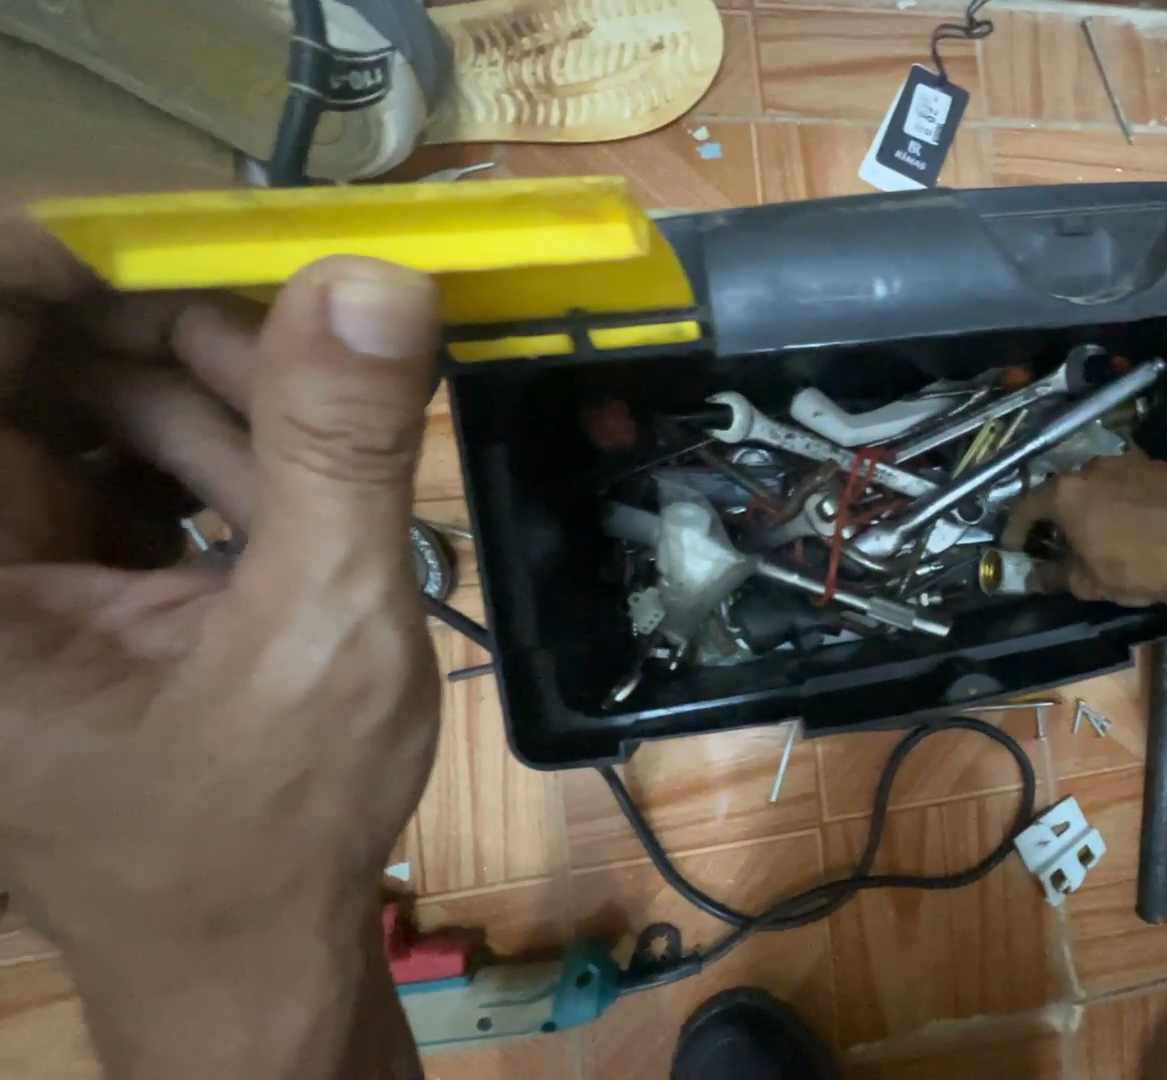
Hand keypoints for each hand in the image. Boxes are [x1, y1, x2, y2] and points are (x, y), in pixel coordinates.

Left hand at [0, 220, 440, 1072]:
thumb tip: (379, 284)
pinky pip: (119, 461)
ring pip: (80, 401)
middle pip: (18, 358)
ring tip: (328, 468)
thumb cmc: (278, 808)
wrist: (256, 931)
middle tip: (326, 376)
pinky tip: (296, 506)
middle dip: (179, 341)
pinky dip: (221, 456)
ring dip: (221, 402)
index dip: (66, 264)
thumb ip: (342, 452)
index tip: (246, 263)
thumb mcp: (329, 622)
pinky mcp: (57, 576)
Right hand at [1000, 452, 1166, 608]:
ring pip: (1099, 480)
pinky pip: (1132, 480)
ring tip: (1100, 524)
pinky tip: (1136, 517)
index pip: (1027, 506)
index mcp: (1066, 494)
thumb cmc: (1136, 569)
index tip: (1013, 544)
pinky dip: (1125, 496)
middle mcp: (1093, 468)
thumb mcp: (1087, 582)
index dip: (1016, 527)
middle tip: (1060, 536)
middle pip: (1064, 488)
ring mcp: (1130, 462)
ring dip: (1093, 500)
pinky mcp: (1162, 467)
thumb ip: (1054, 576)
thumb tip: (1034, 578)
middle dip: (1058, 512)